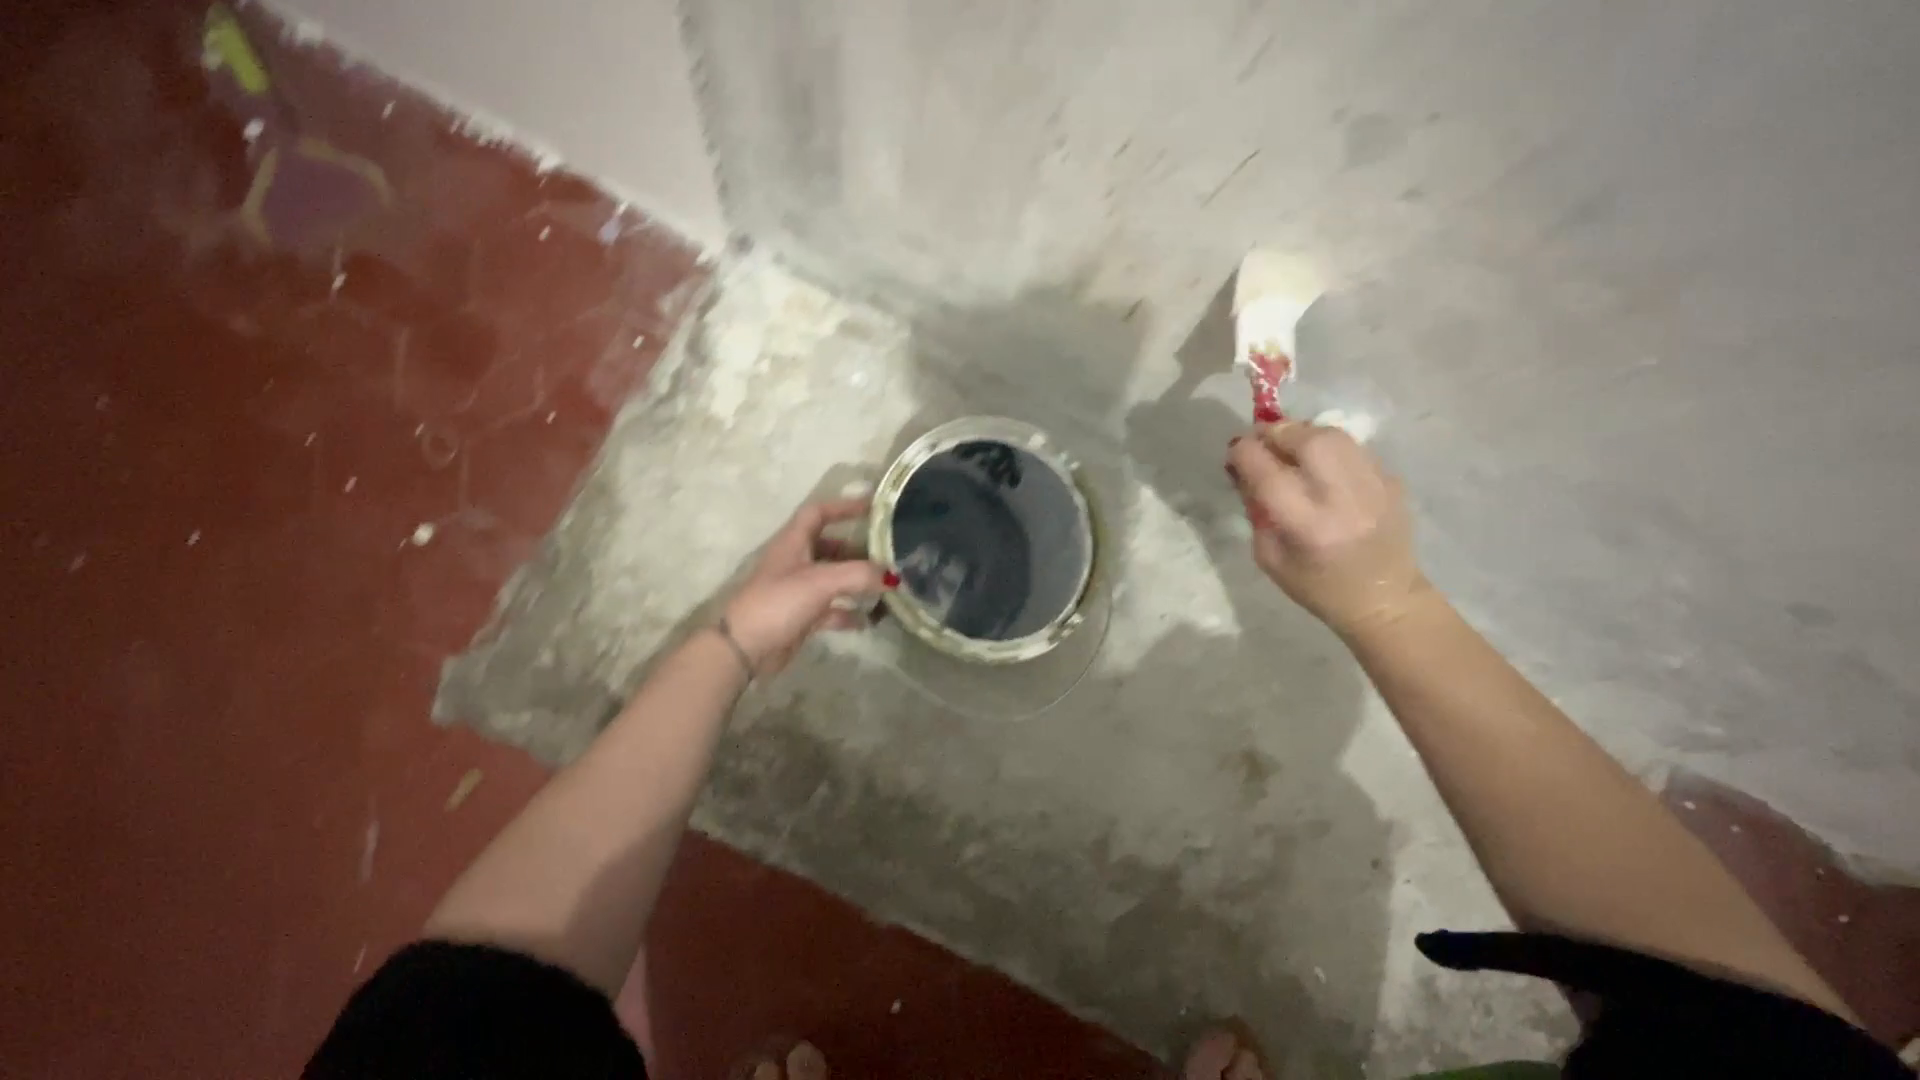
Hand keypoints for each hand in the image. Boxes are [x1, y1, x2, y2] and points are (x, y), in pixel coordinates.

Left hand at [723, 498, 888, 674]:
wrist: (745, 648)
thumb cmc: (778, 603)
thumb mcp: (820, 582)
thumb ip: (858, 574)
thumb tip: (892, 576)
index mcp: (793, 542)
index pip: (819, 512)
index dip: (844, 506)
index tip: (873, 508)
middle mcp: (796, 561)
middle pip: (832, 546)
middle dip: (860, 550)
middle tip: (889, 555)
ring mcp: (799, 590)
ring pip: (834, 578)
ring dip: (858, 582)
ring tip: (887, 587)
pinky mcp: (802, 616)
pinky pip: (832, 609)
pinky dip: (850, 612)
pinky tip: (869, 619)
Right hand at [1226, 423, 1430, 635]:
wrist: (1384, 598)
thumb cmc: (1318, 587)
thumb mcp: (1270, 557)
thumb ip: (1256, 509)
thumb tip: (1245, 470)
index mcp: (1308, 527)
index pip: (1267, 473)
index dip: (1244, 454)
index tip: (1234, 452)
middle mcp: (1343, 500)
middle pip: (1306, 441)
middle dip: (1277, 433)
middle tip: (1263, 440)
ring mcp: (1374, 486)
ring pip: (1334, 436)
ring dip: (1304, 434)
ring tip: (1291, 446)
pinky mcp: (1392, 480)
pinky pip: (1353, 448)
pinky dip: (1330, 448)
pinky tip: (1322, 465)